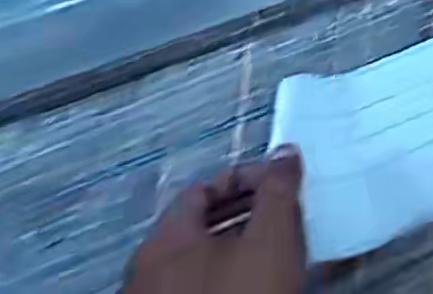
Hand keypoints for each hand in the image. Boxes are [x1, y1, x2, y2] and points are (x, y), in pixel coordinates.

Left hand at [123, 144, 305, 293]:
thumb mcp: (274, 233)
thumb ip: (279, 186)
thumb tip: (283, 152)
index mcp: (164, 243)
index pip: (204, 187)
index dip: (247, 176)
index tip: (284, 182)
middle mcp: (145, 273)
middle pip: (201, 221)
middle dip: (248, 207)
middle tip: (287, 207)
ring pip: (201, 255)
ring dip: (242, 239)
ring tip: (281, 242)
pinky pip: (199, 284)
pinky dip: (231, 271)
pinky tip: (261, 278)